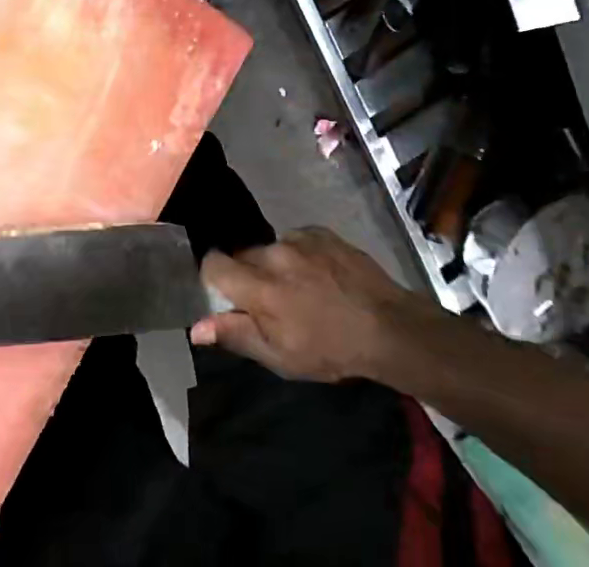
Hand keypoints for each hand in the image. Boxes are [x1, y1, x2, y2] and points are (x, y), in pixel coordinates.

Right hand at [189, 226, 431, 381]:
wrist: (393, 329)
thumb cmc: (332, 350)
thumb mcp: (280, 356)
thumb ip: (234, 335)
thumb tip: (195, 328)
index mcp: (258, 287)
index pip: (212, 264)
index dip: (213, 278)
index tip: (226, 295)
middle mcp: (273, 254)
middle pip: (242, 255)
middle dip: (248, 275)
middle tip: (271, 301)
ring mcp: (299, 239)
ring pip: (270, 248)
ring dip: (275, 264)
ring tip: (301, 287)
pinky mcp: (322, 232)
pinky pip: (296, 239)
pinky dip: (300, 254)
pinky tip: (320, 274)